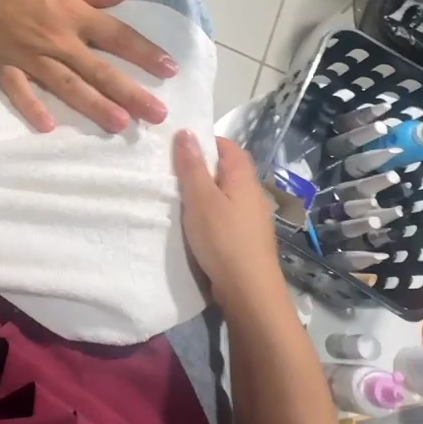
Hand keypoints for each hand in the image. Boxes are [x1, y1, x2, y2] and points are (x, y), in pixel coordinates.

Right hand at [0, 0, 175, 133]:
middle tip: (157, 115)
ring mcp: (28, 56)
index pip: (117, 36)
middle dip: (131, 93)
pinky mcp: (2, 67)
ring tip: (120, 124)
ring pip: (67, 85)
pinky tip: (49, 127)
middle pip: (99, 69)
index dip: (145, 53)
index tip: (170, 70)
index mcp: (72, 13)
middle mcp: (56, 39)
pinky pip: (19, 91)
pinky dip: (32, 108)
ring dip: (94, 106)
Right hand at [172, 131, 282, 311]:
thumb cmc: (223, 239)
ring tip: (176, 197)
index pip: (228, 146)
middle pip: (226, 170)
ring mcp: (252, 218)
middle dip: (200, 167)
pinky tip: (193, 224)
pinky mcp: (246, 238)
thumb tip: (186, 132)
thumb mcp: (200, 199)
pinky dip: (209, 212)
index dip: (204, 142)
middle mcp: (252, 193)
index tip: (177, 148)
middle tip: (170, 172)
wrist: (248, 291)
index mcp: (243, 178)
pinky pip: (225, 214)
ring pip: (224, 194)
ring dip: (203, 192)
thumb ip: (192, 166)